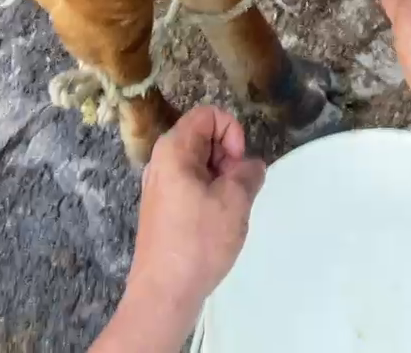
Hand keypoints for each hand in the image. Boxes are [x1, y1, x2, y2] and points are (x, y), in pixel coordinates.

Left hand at [125, 105, 265, 321]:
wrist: (162, 295)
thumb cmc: (198, 241)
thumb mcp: (235, 200)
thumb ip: (249, 172)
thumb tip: (251, 167)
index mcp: (174, 149)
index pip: (208, 114)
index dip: (231, 131)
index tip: (237, 163)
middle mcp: (161, 161)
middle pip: (203, 136)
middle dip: (228, 156)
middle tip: (237, 188)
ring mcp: (159, 186)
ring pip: (199, 163)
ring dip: (221, 177)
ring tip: (228, 208)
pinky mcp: (161, 208)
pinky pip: (191, 184)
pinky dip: (209, 193)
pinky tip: (216, 222)